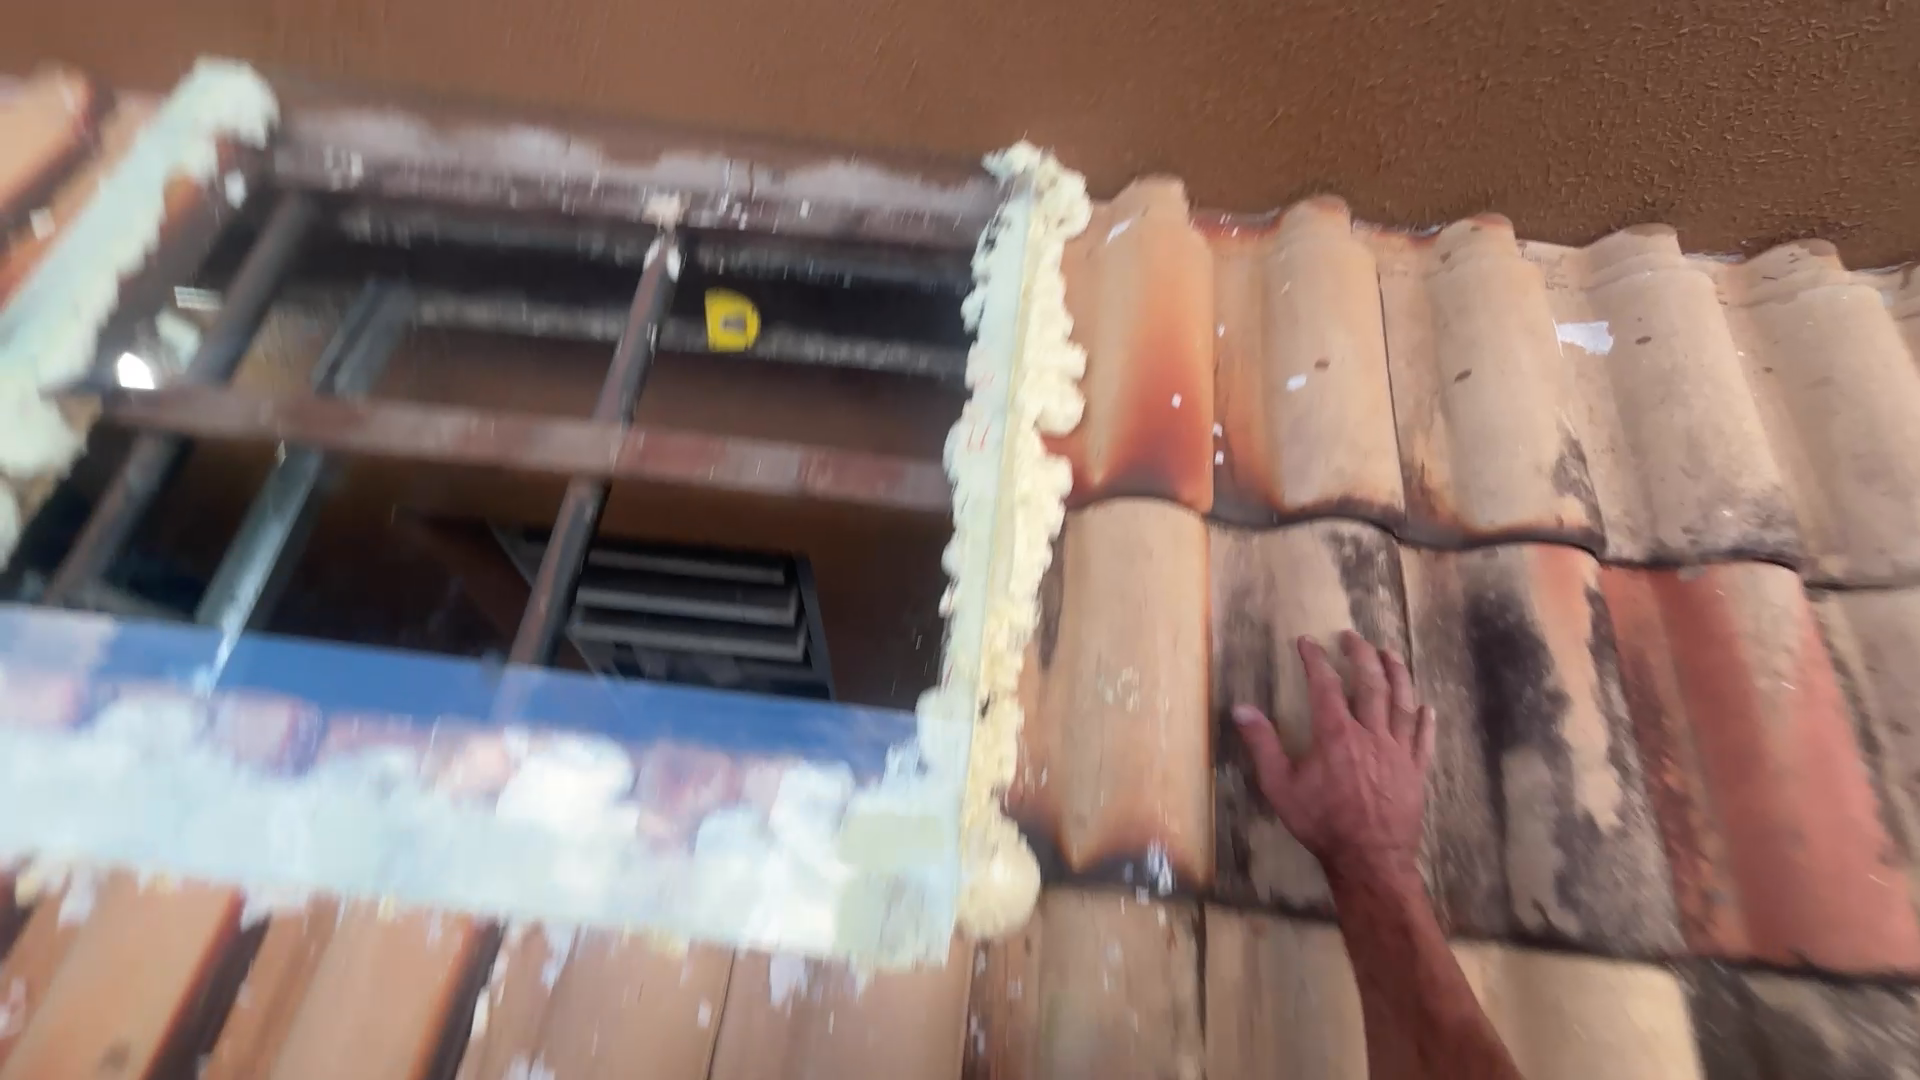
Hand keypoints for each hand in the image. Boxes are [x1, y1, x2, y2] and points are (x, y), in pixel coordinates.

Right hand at [1231, 631, 1434, 881]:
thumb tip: (1241, 709)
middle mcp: (1371, 735)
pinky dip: (1424, 718)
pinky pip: (1423, 738)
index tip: (1306, 642)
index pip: (1325, 685)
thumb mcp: (1279, 785)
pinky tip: (1424, 705)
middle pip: (1371, 684)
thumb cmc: (1320, 822)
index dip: (1315, 659)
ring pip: (1402, 703)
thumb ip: (1262, 744)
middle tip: (1351, 637)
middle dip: (1360, 656)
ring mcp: (1399, 752)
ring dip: (1396, 673)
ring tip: (1389, 653)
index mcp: (1336, 734)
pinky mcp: (1416, 772)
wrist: (1370, 861)